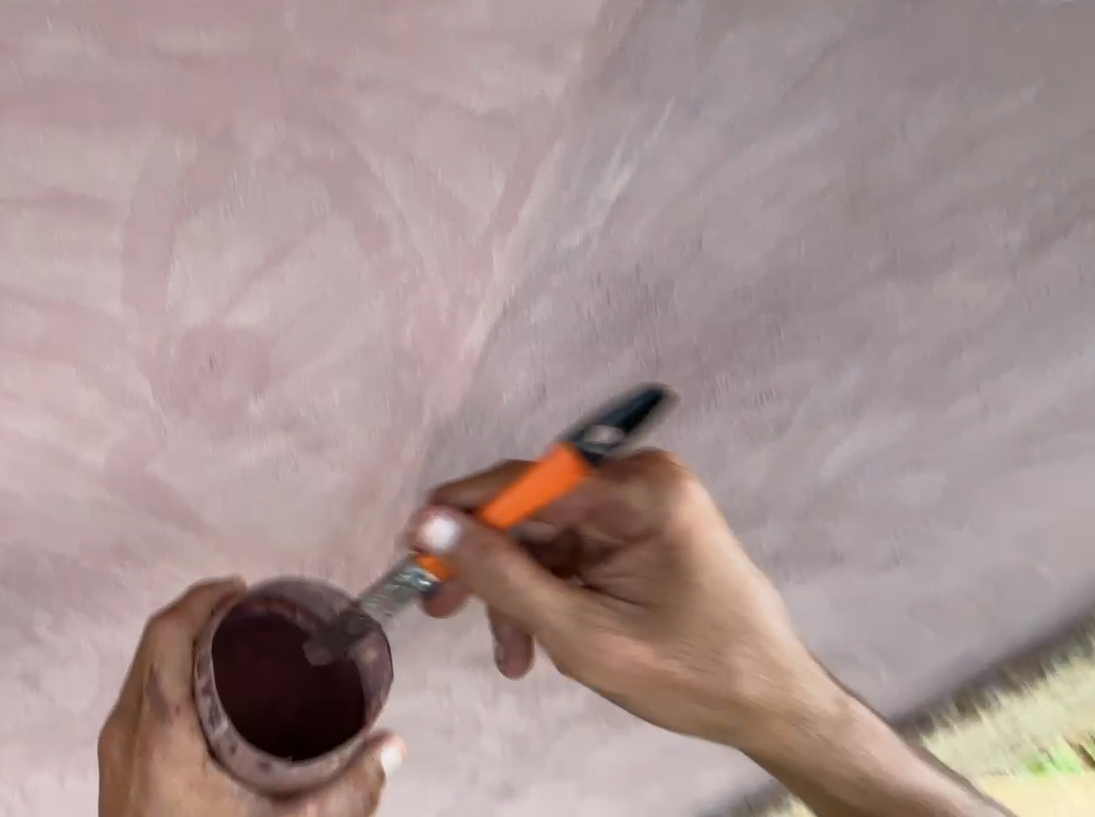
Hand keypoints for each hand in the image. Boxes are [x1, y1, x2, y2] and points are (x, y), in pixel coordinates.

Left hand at [98, 578, 404, 816]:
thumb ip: (346, 792)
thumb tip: (392, 746)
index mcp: (161, 732)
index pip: (166, 635)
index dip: (198, 599)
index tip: (238, 588)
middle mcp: (127, 729)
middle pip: (152, 642)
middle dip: (194, 613)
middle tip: (242, 608)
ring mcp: (114, 746)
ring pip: (141, 666)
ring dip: (178, 640)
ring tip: (226, 637)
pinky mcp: (115, 763)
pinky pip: (138, 693)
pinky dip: (167, 670)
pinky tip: (200, 684)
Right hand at [409, 449, 839, 753]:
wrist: (780, 712)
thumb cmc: (695, 677)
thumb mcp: (583, 636)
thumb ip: (500, 576)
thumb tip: (426, 523)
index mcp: (636, 491)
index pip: (520, 485)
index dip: (460, 514)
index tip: (412, 548)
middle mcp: (630, 480)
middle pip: (524, 512)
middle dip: (486, 567)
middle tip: (439, 606)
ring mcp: (629, 502)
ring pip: (534, 536)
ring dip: (511, 592)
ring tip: (508, 653)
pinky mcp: (625, 526)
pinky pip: (557, 550)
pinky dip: (538, 593)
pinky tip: (531, 640)